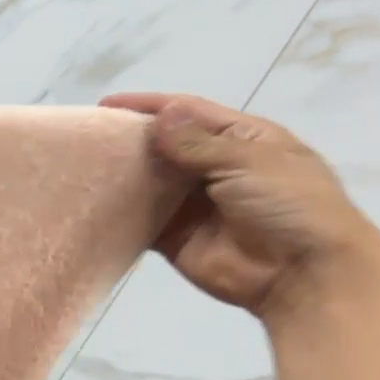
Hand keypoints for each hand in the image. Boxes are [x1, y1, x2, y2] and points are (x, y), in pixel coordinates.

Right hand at [101, 92, 379, 319]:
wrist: (300, 272)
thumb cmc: (289, 206)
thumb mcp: (250, 162)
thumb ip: (198, 144)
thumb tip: (161, 116)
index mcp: (243, 140)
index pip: (190, 113)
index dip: (151, 106)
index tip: (106, 106)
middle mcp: (213, 167)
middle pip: (164, 146)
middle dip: (129, 141)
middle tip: (84, 139)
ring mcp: (191, 204)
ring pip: (148, 183)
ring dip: (120, 176)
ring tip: (79, 169)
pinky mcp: (173, 237)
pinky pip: (140, 221)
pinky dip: (119, 214)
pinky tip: (91, 205)